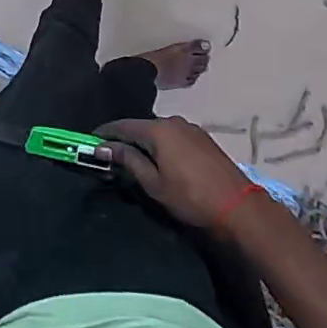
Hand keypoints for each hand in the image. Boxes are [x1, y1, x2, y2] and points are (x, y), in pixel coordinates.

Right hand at [95, 116, 261, 233]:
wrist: (238, 206)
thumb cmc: (190, 197)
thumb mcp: (153, 183)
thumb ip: (128, 160)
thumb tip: (104, 147)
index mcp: (159, 129)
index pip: (122, 126)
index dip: (104, 134)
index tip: (89, 143)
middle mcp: (174, 121)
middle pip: (141, 127)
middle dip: (123, 139)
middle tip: (108, 156)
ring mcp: (191, 128)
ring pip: (158, 132)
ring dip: (143, 143)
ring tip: (131, 161)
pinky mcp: (203, 139)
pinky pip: (173, 137)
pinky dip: (160, 145)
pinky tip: (157, 160)